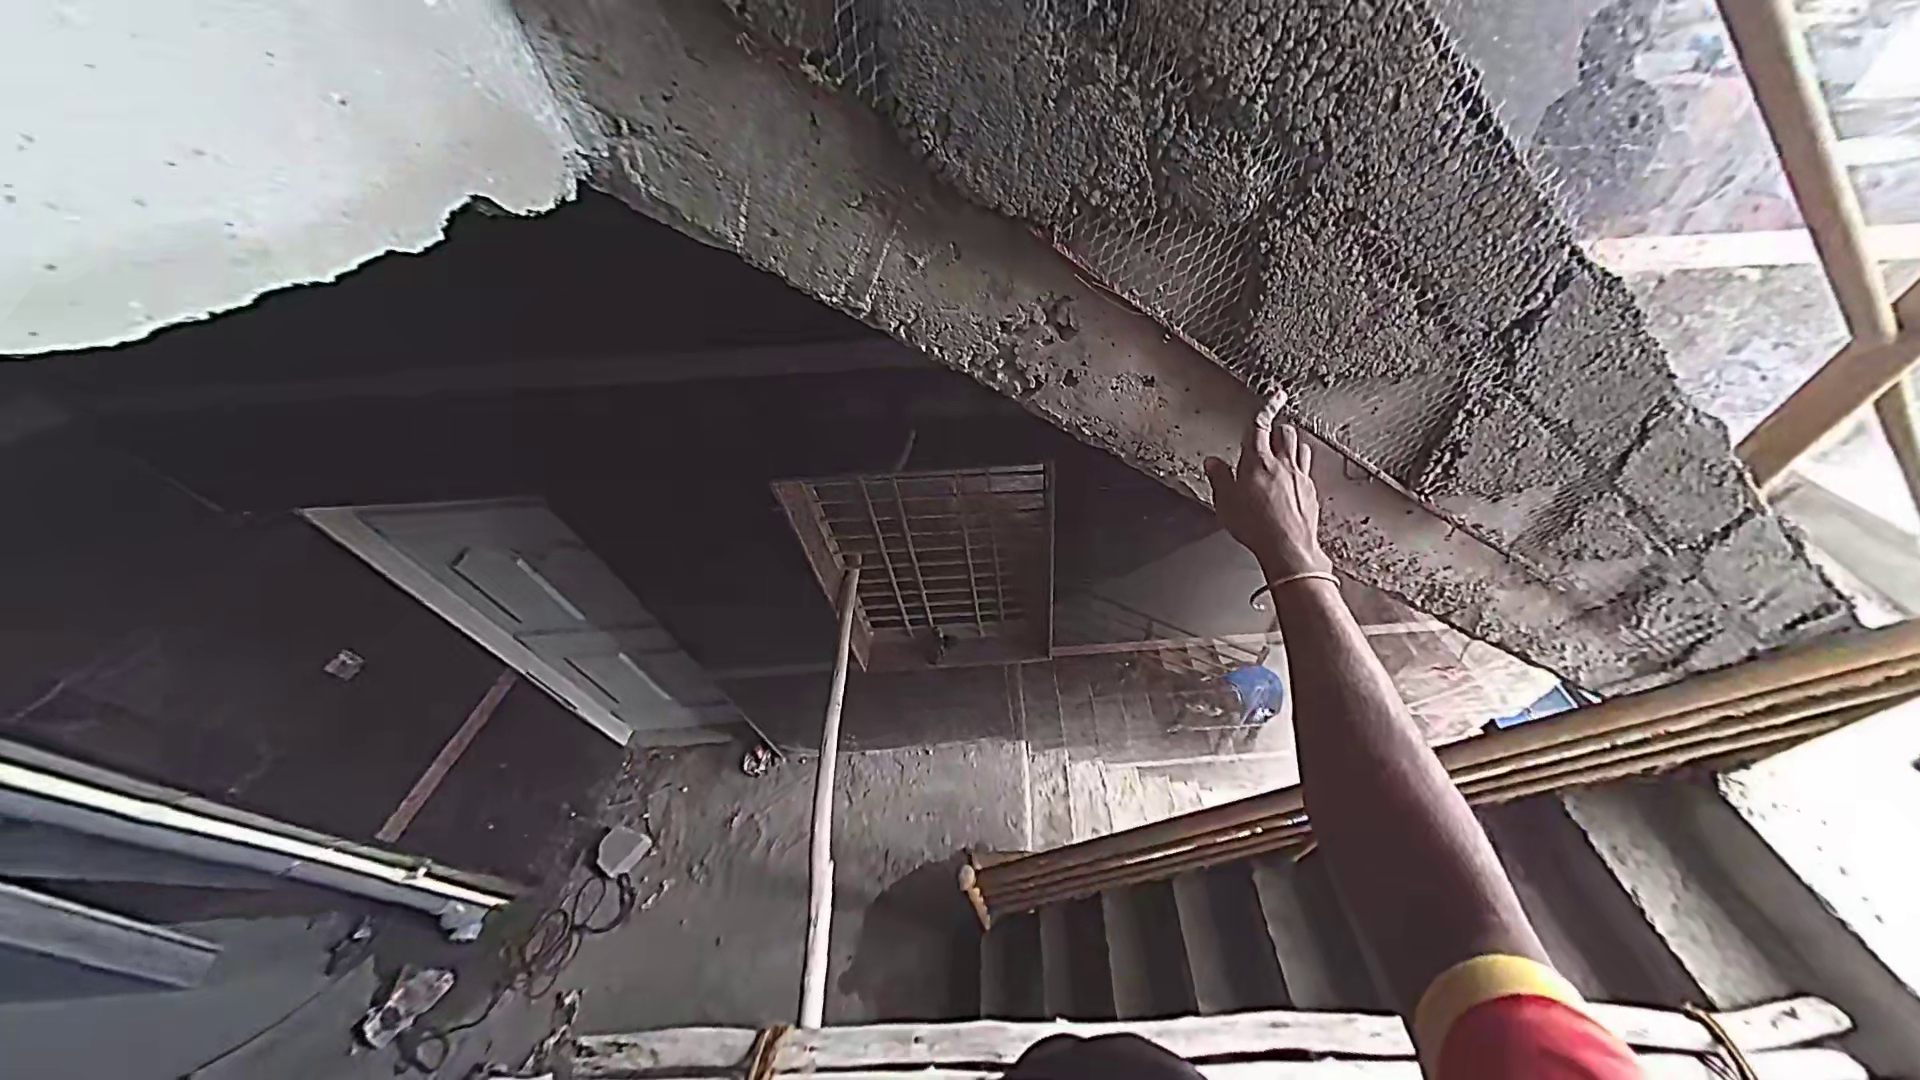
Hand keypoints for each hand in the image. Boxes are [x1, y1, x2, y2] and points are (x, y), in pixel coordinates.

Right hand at [1204, 416, 1330, 580]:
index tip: (1273, 397)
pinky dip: (1299, 464)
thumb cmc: (1256, 526)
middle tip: (1269, 431)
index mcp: (1257, 462)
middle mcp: (1282, 464)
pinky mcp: (1310, 489)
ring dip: (1291, 443)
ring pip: (1300, 445)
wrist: (1287, 546)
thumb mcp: (1225, 502)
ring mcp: (1299, 476)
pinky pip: (1307, 467)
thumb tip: (1213, 462)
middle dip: (1277, 427)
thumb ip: (1219, 477)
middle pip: (1286, 431)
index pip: (1260, 427)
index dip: (1266, 409)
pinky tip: (1292, 474)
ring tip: (1281, 448)